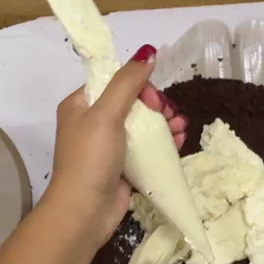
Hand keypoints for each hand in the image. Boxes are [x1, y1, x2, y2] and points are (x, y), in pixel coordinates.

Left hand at [45, 46, 187, 247]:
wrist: (84, 213)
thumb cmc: (90, 159)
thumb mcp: (106, 114)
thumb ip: (128, 81)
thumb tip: (150, 51)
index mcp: (80, 105)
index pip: (114, 81)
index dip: (138, 84)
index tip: (154, 99)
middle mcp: (91, 123)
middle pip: (131, 103)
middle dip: (156, 106)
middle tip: (172, 115)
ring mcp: (107, 148)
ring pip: (142, 127)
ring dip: (165, 124)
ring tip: (183, 128)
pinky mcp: (121, 169)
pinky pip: (145, 150)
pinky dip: (163, 145)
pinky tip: (180, 144)